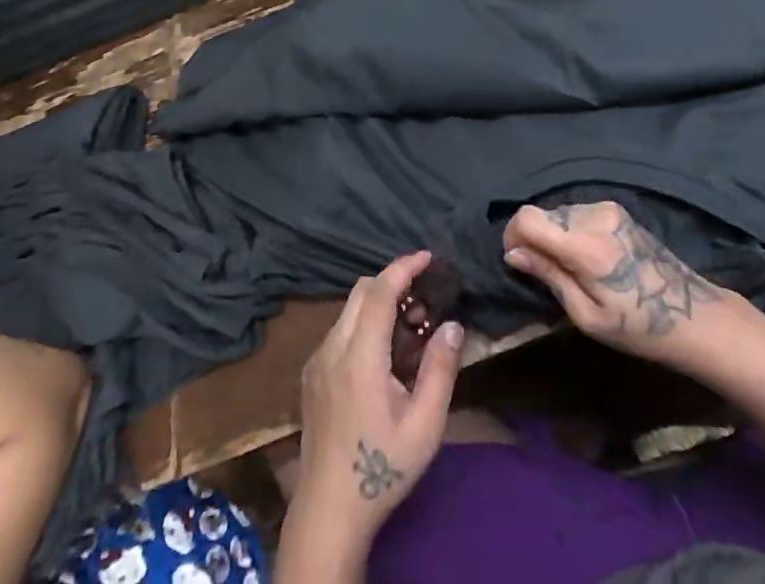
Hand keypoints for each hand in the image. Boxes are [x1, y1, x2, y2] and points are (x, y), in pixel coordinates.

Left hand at [291, 251, 464, 546]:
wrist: (329, 507)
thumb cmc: (383, 467)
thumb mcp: (425, 425)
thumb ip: (440, 370)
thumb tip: (453, 326)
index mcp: (358, 358)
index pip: (378, 293)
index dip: (403, 268)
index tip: (428, 256)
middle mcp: (331, 349)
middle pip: (359, 293)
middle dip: (392, 283)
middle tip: (426, 302)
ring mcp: (316, 360)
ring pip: (348, 311)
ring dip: (378, 305)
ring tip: (412, 331)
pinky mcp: (311, 374)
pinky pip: (340, 331)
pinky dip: (364, 325)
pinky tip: (386, 355)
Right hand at [502, 202, 752, 368]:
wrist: (696, 317)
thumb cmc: (639, 327)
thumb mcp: (586, 315)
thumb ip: (549, 276)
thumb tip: (513, 254)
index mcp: (586, 246)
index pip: (527, 218)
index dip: (513, 236)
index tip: (519, 261)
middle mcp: (595, 218)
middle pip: (541, 215)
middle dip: (534, 239)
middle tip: (547, 272)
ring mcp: (609, 210)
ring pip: (557, 213)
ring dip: (552, 235)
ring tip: (570, 267)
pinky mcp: (617, 211)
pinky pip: (576, 213)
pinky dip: (569, 231)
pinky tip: (587, 257)